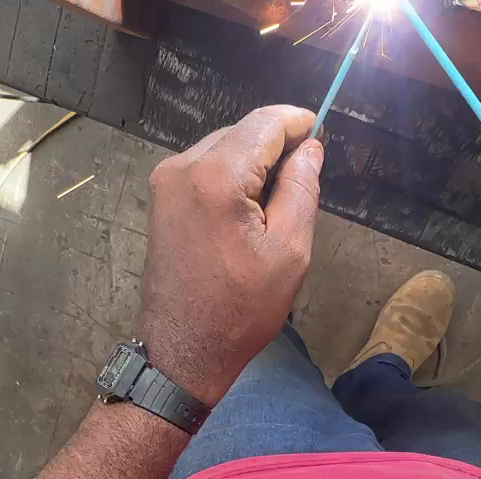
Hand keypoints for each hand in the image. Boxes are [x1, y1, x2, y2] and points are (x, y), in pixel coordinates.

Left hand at [136, 105, 323, 402]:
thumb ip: (302, 189)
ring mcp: (165, 184)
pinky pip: (203, 172)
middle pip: (241, 133)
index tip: (319, 133)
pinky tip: (245, 216)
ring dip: (251, 166)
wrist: (184, 353)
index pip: (265, 122)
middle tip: (302, 184)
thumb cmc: (241, 311)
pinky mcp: (160, 203)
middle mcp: (182, 167)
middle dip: (274, 149)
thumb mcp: (289, 252)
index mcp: (216, 176)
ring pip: (222, 151)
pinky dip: (229, 182)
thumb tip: (310, 147)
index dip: (297, 122)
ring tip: (273, 208)